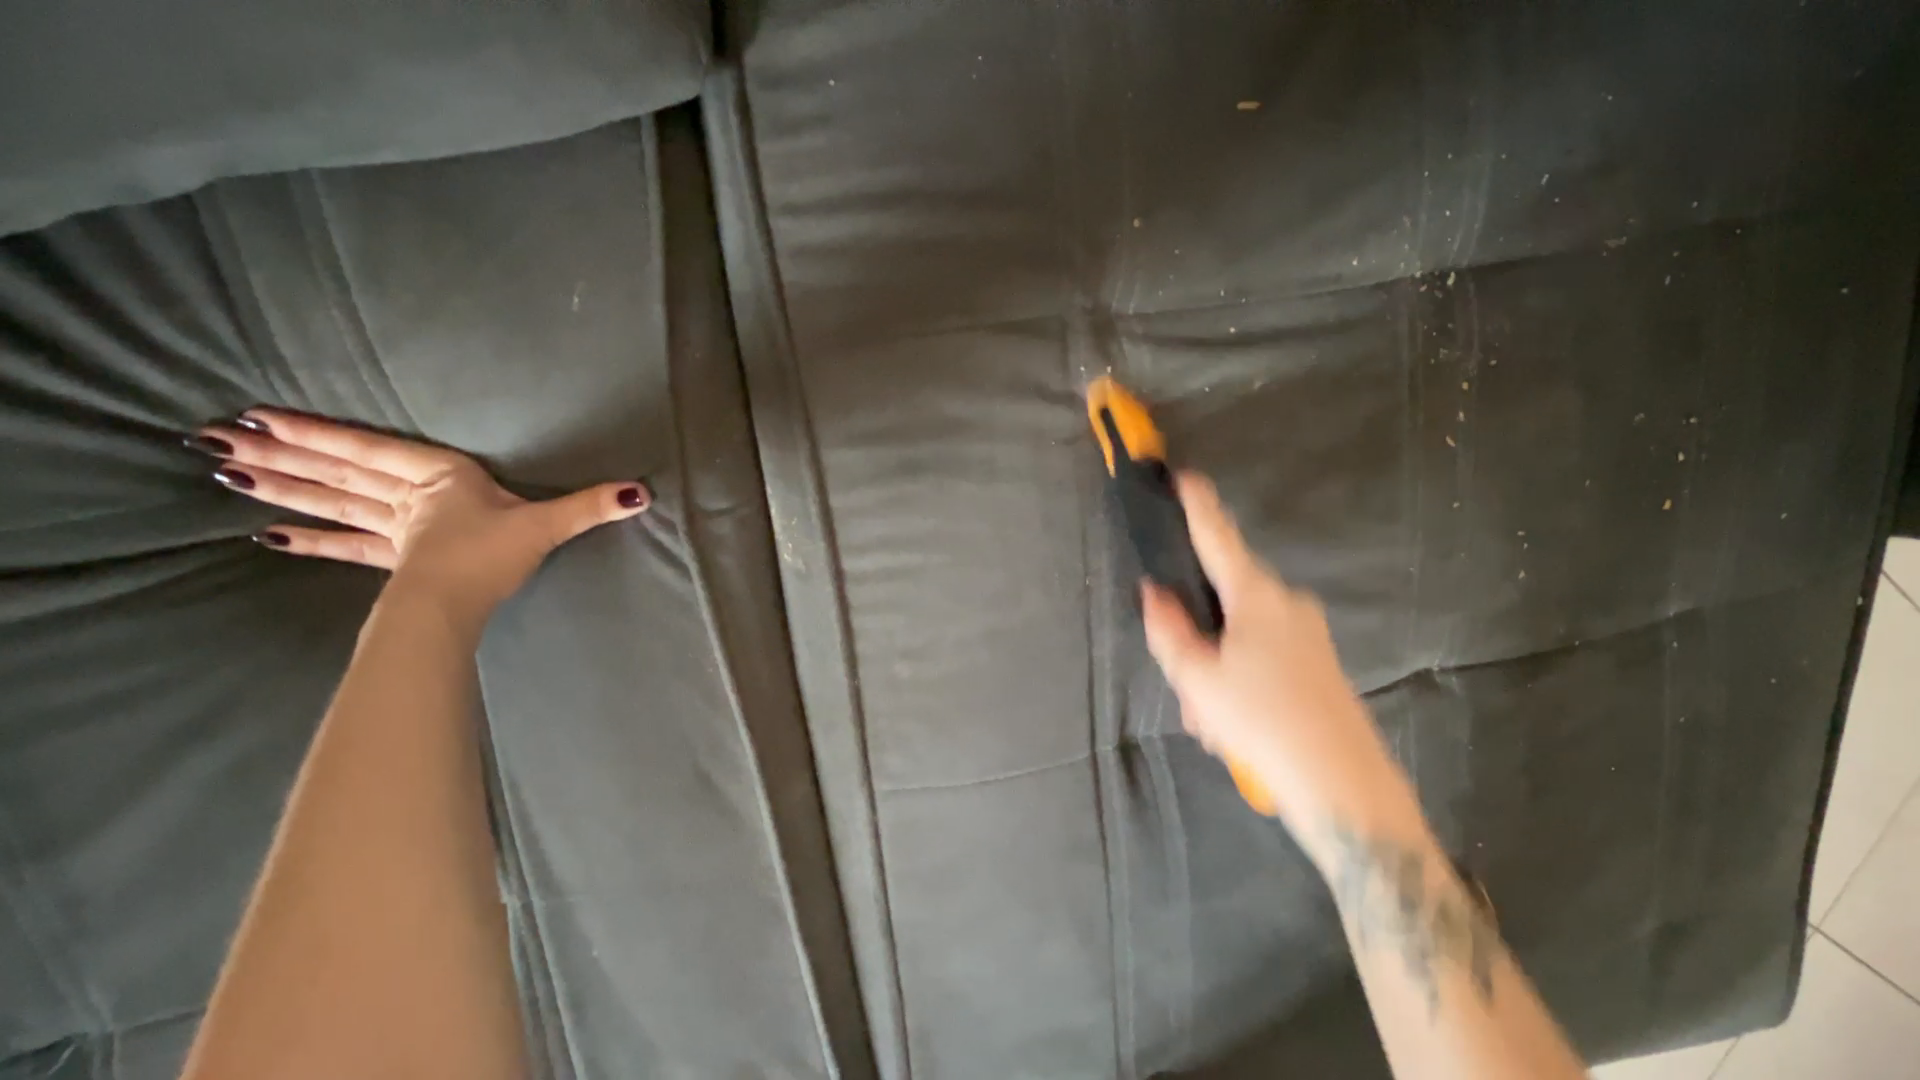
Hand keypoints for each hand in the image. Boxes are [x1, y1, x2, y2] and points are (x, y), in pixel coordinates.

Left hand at [189, 409, 650, 623]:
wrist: (456, 610)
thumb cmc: (494, 558)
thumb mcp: (547, 525)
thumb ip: (590, 506)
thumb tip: (642, 492)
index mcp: (438, 478)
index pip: (369, 450)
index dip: (317, 433)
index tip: (260, 417)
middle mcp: (407, 500)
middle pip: (335, 473)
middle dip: (278, 454)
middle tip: (212, 435)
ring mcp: (394, 534)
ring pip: (330, 504)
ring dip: (280, 489)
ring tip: (225, 472)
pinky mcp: (394, 565)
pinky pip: (344, 547)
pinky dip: (308, 540)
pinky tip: (268, 536)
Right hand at [1141, 473, 1422, 845]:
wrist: (1343, 783)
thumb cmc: (1262, 720)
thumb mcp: (1198, 679)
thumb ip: (1169, 631)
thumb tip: (1154, 593)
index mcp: (1256, 596)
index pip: (1218, 538)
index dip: (1197, 506)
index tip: (1183, 475)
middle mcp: (1287, 604)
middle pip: (1224, 602)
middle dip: (1197, 642)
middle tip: (1189, 694)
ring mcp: (1309, 635)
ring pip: (1240, 639)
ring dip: (1216, 675)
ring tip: (1214, 727)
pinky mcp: (1319, 665)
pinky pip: (1264, 660)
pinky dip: (1242, 686)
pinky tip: (1238, 730)